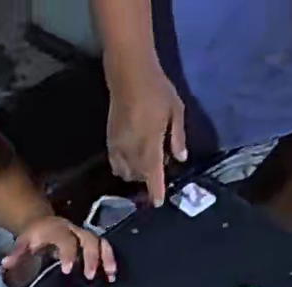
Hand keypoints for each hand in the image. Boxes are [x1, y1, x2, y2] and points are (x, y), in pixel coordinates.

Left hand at [4, 216, 116, 280]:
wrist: (43, 222)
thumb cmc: (34, 236)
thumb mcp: (23, 242)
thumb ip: (16, 254)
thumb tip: (5, 264)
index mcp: (57, 231)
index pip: (65, 240)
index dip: (68, 253)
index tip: (68, 269)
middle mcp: (74, 231)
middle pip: (88, 240)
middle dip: (91, 257)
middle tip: (89, 276)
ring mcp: (84, 235)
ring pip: (100, 242)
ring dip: (106, 258)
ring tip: (110, 275)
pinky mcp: (91, 241)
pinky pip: (104, 247)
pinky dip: (109, 259)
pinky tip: (111, 275)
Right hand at [107, 63, 186, 204]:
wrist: (129, 78)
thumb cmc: (157, 91)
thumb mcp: (176, 111)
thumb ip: (177, 137)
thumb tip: (181, 158)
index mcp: (150, 145)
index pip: (153, 176)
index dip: (156, 191)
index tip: (159, 203)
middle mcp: (132, 153)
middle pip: (139, 177)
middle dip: (148, 180)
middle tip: (158, 173)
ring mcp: (118, 151)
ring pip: (127, 174)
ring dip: (137, 175)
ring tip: (146, 166)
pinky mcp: (110, 146)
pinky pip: (116, 167)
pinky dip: (125, 169)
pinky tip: (132, 162)